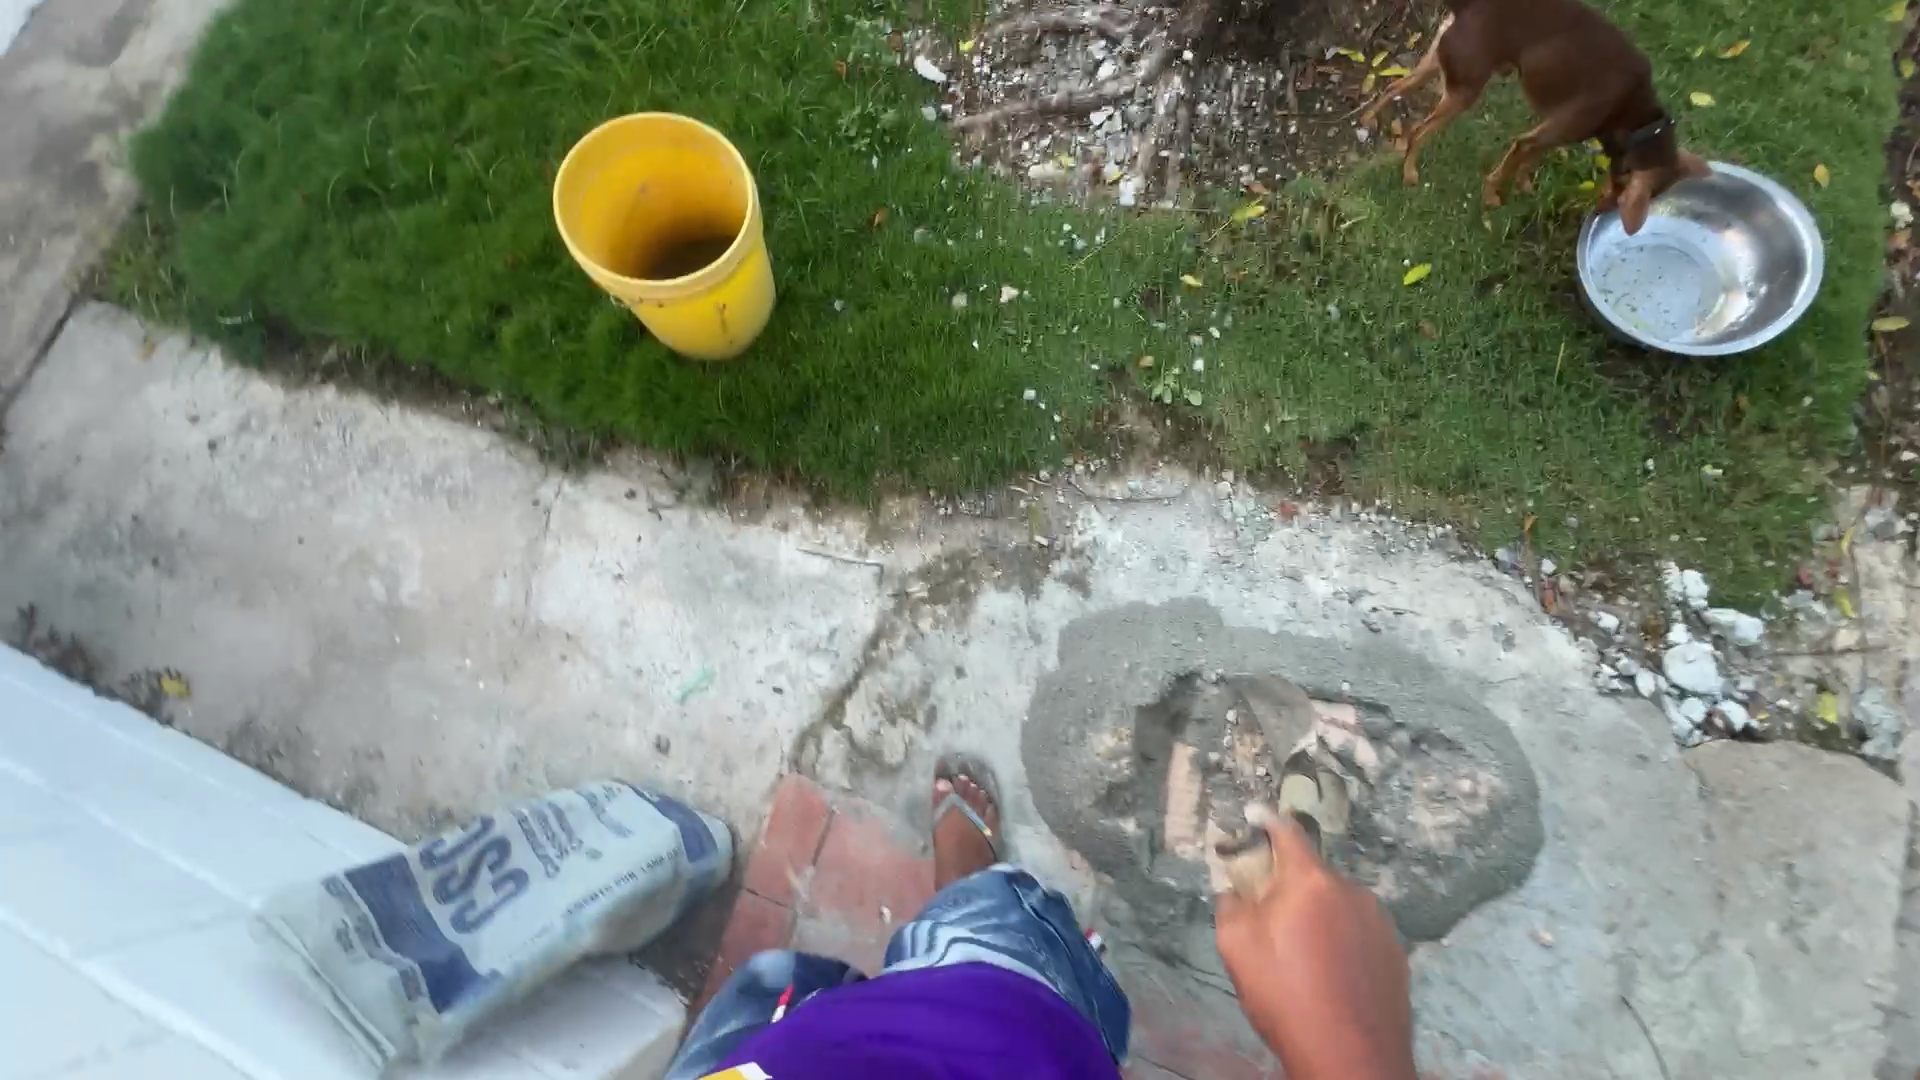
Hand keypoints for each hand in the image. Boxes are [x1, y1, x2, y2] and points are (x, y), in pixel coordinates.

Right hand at [1213, 817, 1415, 1079]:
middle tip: (1271, 916)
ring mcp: (1380, 923)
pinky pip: (1358, 929)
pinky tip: (1331, 970)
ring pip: (1337, 902)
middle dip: (1289, 884)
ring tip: (1304, 952)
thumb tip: (1237, 890)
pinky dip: (1342, 937)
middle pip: (1311, 872)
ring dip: (1318, 912)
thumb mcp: (1235, 946)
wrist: (1351, 1062)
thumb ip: (1231, 903)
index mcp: (1311, 881)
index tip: (1254, 816)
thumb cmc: (1285, 995)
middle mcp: (1351, 891)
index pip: (1288, 832)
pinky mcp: (1397, 954)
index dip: (1267, 821)